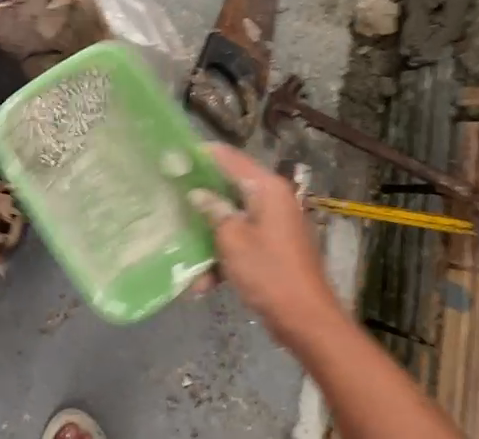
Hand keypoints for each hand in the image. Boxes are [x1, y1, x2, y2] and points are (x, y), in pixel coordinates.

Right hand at [189, 144, 338, 338]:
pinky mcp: (274, 249)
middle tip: (169, 197)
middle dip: (200, 197)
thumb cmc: (269, 273)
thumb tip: (198, 193)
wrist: (308, 323)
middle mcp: (273, 200)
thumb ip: (213, 210)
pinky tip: (203, 282)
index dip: (200, 156)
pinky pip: (242, 242)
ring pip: (232, 218)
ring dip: (209, 235)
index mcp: (267, 188)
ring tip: (180, 247)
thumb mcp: (233, 239)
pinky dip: (224, 257)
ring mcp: (275, 225)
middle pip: (229, 188)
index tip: (172, 159)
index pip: (228, 158)